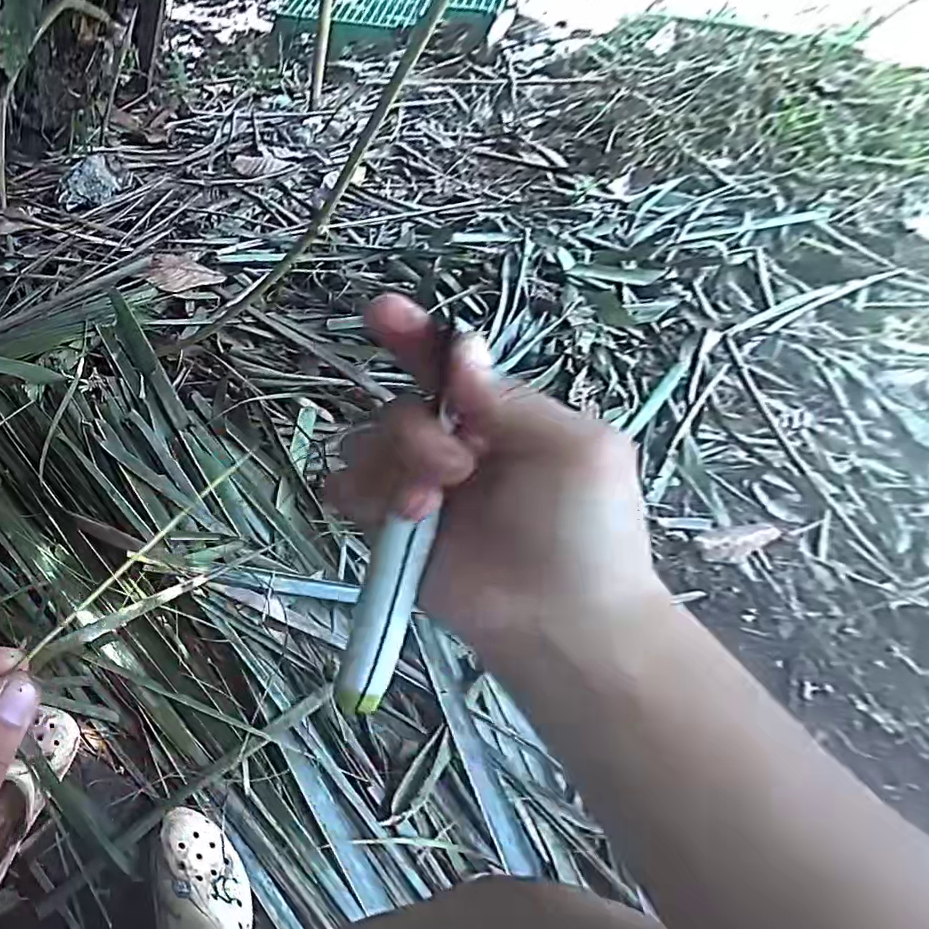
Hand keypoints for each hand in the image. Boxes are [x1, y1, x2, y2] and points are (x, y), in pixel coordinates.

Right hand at [323, 294, 669, 653]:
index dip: (410, 337)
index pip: (441, 368)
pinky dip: (362, 497)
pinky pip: (343, 490)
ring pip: (361, 449)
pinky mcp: (382, 524)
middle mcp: (444, 446)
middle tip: (458, 471)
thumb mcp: (574, 448)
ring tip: (430, 508)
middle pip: (393, 412)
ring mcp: (408, 486)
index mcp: (492, 419)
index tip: (379, 311)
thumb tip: (460, 352)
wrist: (556, 616)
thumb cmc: (584, 529)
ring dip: (393, 473)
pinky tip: (400, 518)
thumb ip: (510, 400)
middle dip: (416, 437)